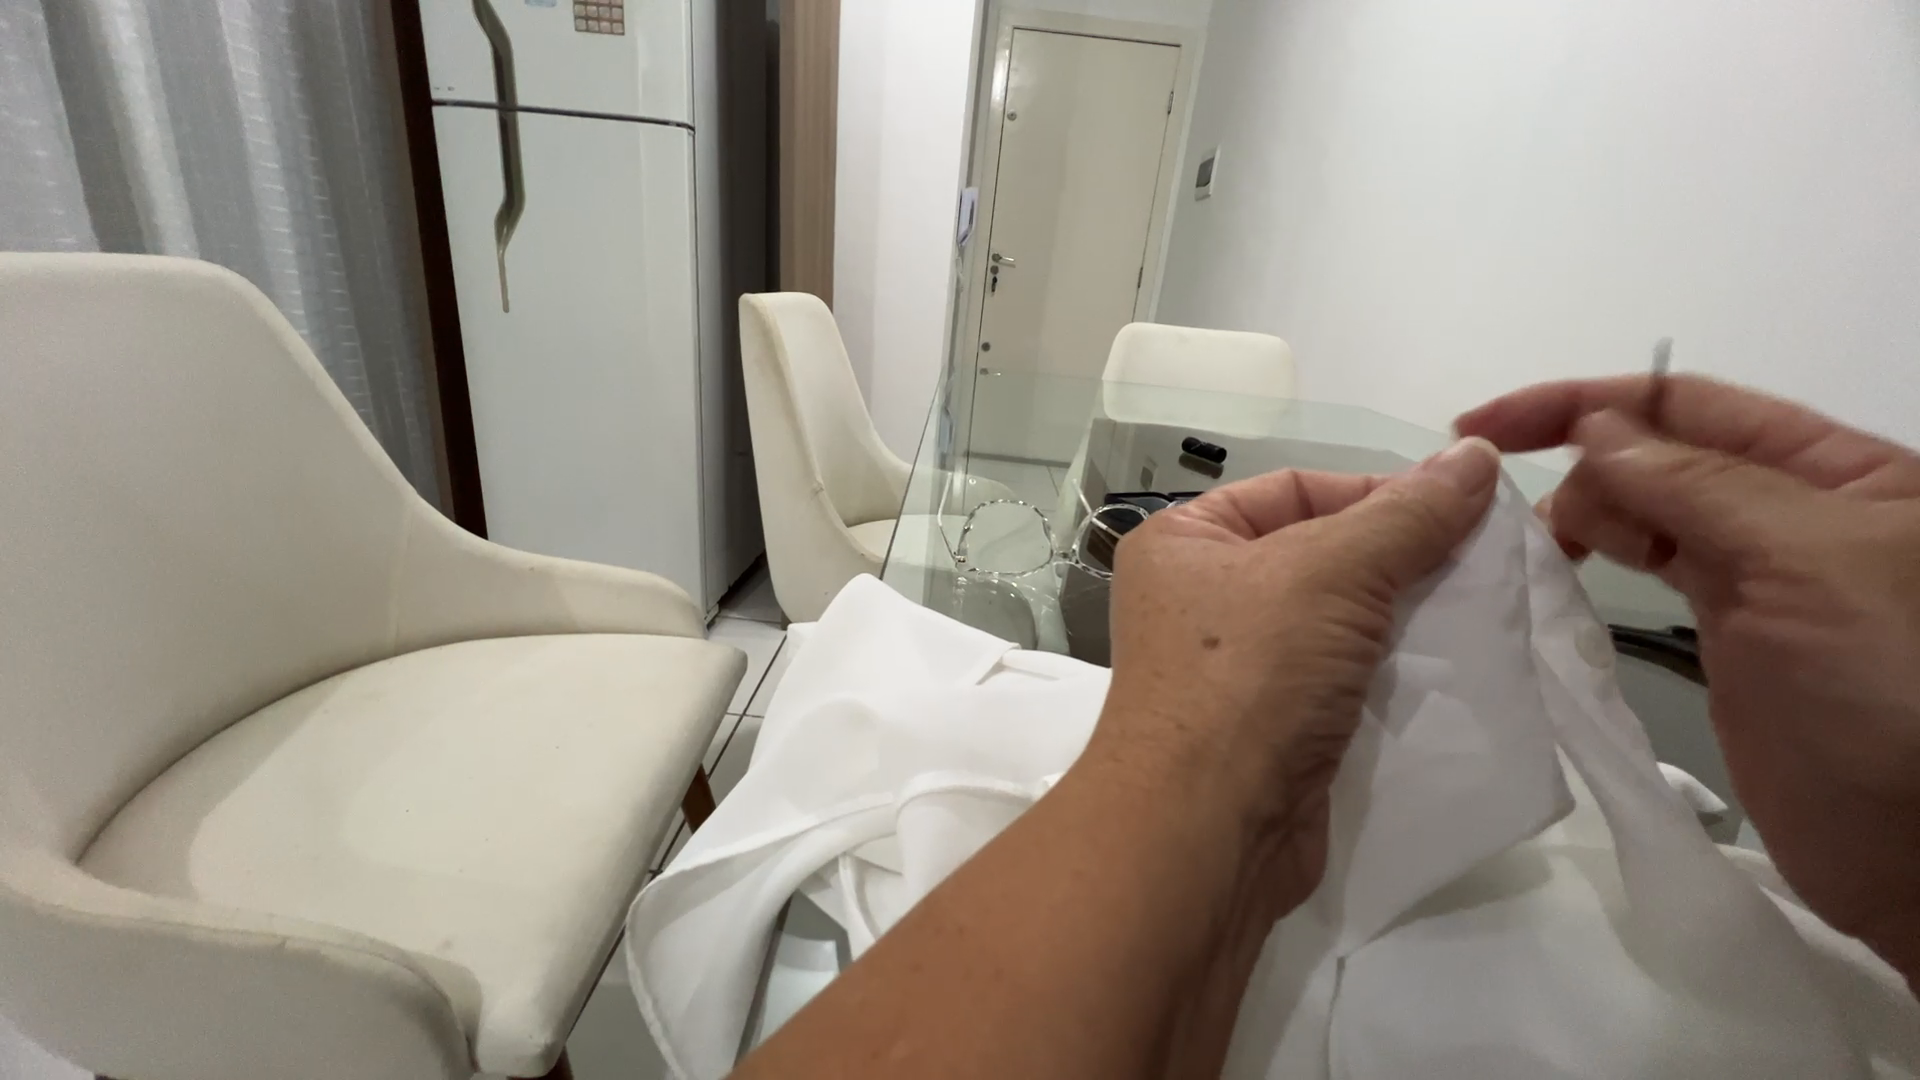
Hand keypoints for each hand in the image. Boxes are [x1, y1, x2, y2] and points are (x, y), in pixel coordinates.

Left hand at [1083, 438, 1500, 919]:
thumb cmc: (1247, 673)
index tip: (1463, 511)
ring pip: (1333, 619)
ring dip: (1402, 616)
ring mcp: (1231, 662)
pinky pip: (1336, 674)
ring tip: (1481, 612)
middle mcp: (1197, 595)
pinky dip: (1389, 668)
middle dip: (1399, 559)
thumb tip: (1474, 454)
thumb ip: (1404, 515)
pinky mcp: (1267, 719)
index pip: (1293, 490)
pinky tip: (1451, 665)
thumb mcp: (1327, 572)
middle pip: (1317, 554)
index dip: (1376, 493)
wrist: (1206, 823)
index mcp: (1182, 540)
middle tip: (1488, 565)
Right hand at [1458, 375, 1919, 985]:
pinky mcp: (1716, 618)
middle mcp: (1787, 506)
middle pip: (1648, 451)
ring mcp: (1749, 564)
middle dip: (1570, 463)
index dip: (1576, 402)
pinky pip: (1638, 558)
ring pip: (1633, 505)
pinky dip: (1587, 551)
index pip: (1684, 404)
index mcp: (1837, 472)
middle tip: (1502, 514)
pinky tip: (1553, 566)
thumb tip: (1592, 429)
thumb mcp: (1809, 565)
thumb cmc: (1892, 695)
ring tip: (1526, 547)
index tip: (1480, 426)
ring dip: (1572, 510)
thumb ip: (1699, 486)